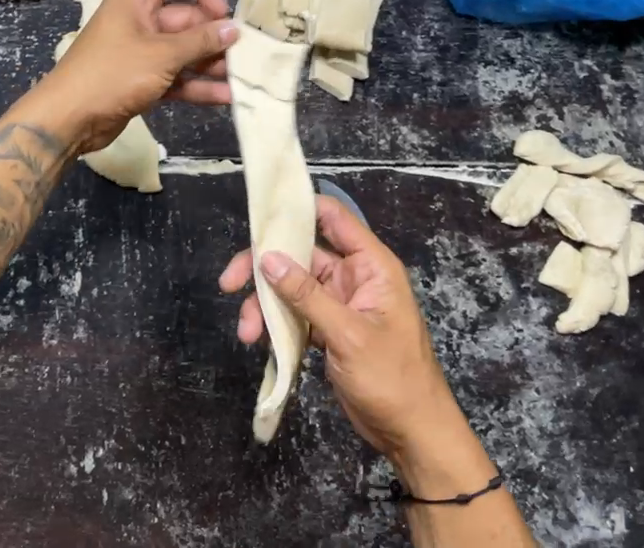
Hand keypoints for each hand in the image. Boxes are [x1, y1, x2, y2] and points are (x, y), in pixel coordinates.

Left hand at [36, 0, 237, 152]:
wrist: (69, 118)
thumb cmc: (112, 74)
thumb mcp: (161, 55)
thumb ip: (200, 41)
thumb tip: (233, 29)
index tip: (226, 16)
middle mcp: (140, 19)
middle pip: (187, 19)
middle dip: (216, 37)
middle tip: (247, 56)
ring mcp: (141, 51)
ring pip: (185, 51)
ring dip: (211, 64)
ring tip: (244, 80)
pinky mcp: (142, 80)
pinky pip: (177, 76)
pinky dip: (197, 85)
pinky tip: (226, 97)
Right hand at [218, 196, 452, 458]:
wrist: (413, 435)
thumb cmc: (393, 379)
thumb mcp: (348, 334)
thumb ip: (306, 294)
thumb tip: (267, 258)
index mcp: (370, 264)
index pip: (332, 217)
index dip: (297, 208)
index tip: (259, 215)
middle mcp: (352, 275)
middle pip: (299, 252)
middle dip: (263, 267)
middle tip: (230, 282)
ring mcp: (338, 302)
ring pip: (290, 285)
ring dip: (264, 303)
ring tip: (247, 332)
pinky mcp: (327, 327)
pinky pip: (293, 311)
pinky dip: (274, 322)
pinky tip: (258, 340)